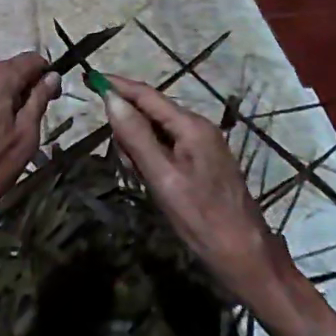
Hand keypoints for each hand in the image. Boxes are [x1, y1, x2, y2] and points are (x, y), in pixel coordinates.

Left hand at [0, 52, 59, 252]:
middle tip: (34, 118)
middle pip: (10, 69)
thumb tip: (52, 77)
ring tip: (11, 130)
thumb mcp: (26, 134)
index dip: (46, 74)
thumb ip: (39, 99)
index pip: (31, 59)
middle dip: (26, 87)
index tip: (53, 97)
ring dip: (8, 97)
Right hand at [103, 75, 290, 301]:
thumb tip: (110, 99)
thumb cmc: (202, 218)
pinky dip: (152, 159)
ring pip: (156, 132)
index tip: (89, 78)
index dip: (116, 85)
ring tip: (142, 180)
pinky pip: (167, 148)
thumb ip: (136, 136)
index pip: (146, 95)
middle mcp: (198, 128)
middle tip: (127, 165)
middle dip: (129, 130)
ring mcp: (202, 145)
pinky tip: (152, 182)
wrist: (245, 257)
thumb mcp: (162, 178)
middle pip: (150, 112)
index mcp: (191, 126)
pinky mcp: (202, 162)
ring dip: (139, 149)